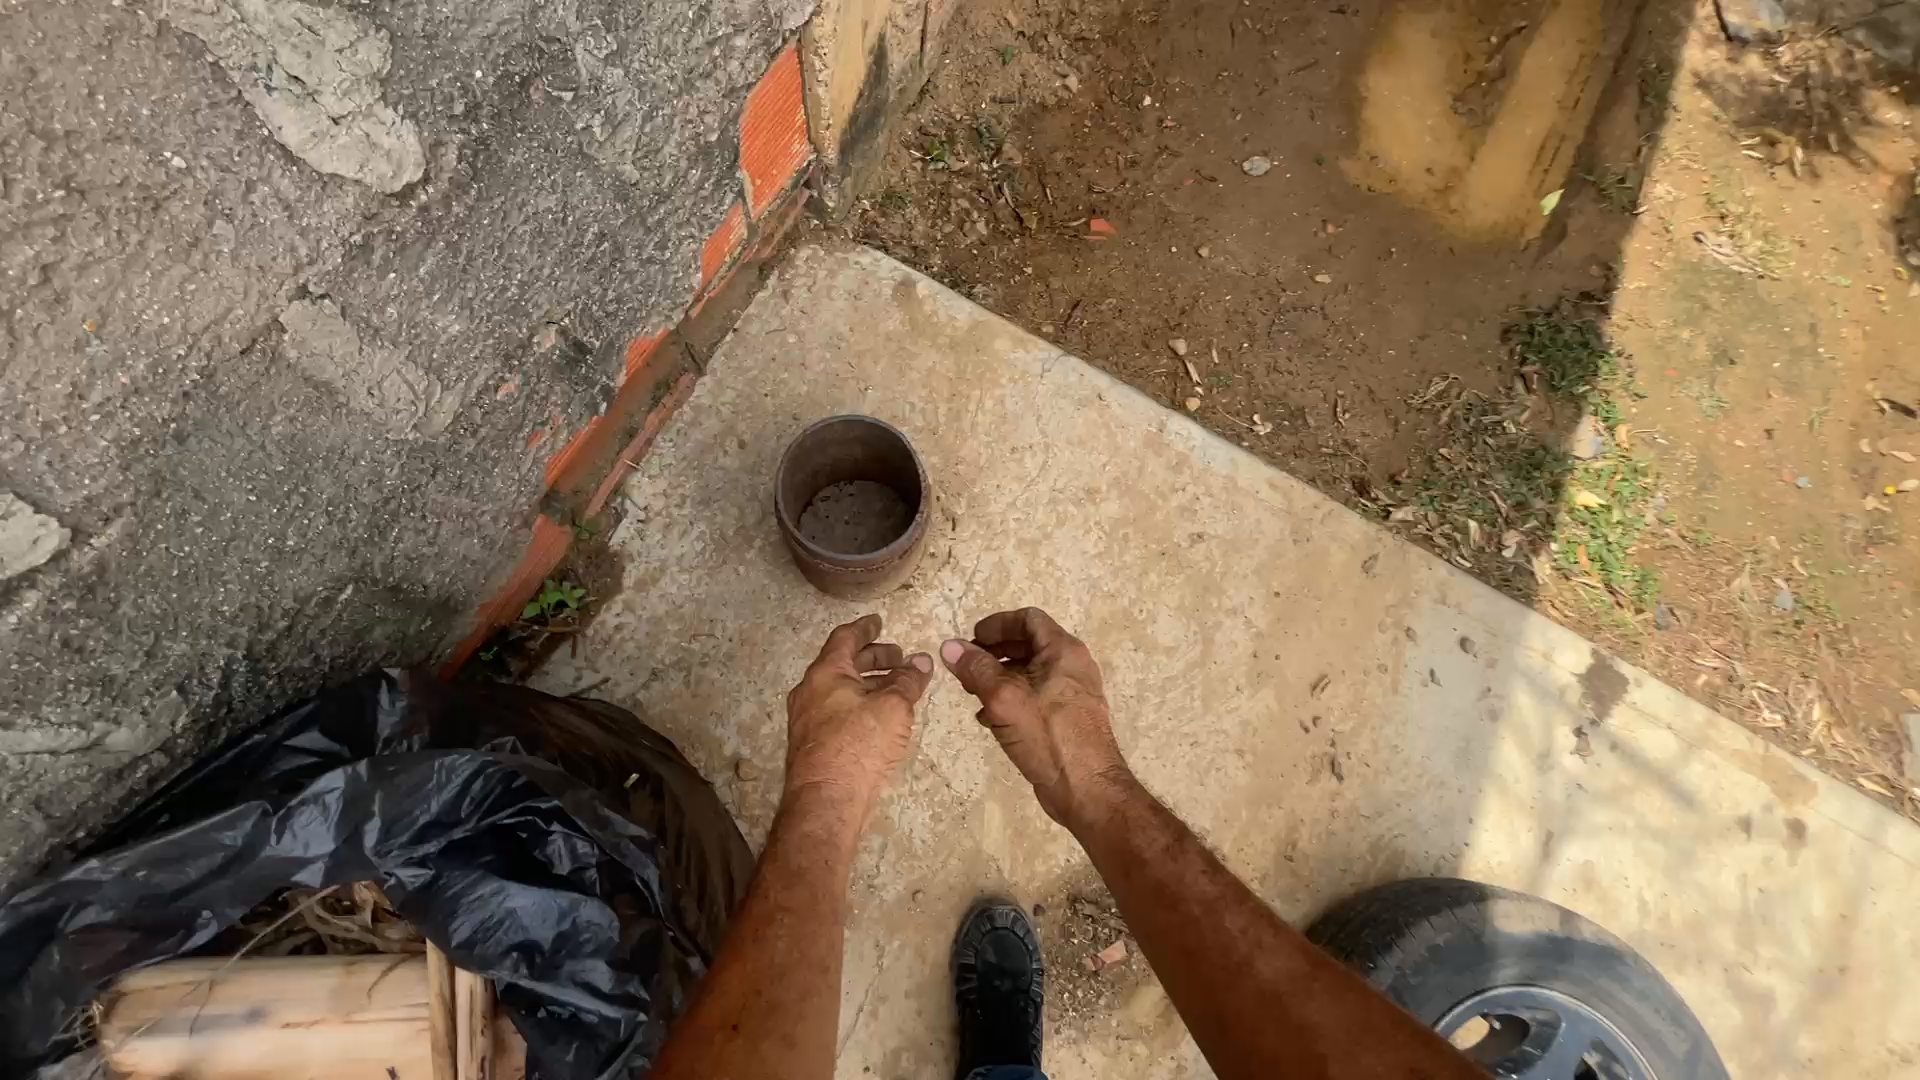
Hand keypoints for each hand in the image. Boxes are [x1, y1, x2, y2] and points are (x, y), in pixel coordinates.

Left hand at [783, 614, 932, 821]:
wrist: (826, 801)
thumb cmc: (858, 745)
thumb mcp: (893, 707)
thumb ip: (908, 681)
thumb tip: (921, 662)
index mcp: (825, 673)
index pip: (845, 638)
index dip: (865, 628)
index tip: (878, 622)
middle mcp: (810, 692)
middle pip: (843, 664)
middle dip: (873, 658)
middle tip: (899, 658)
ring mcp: (807, 719)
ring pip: (841, 690)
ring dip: (870, 684)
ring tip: (898, 689)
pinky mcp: (812, 744)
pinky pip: (838, 711)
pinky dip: (861, 704)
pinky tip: (881, 718)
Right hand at [940, 607, 1134, 829]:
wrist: (1087, 789)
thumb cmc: (1048, 735)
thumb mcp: (1004, 698)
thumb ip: (976, 669)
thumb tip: (950, 646)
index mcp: (1063, 651)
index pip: (1028, 618)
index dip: (996, 624)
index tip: (971, 639)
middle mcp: (1071, 665)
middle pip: (1027, 644)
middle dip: (993, 653)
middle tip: (966, 667)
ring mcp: (1071, 692)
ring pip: (1029, 672)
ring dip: (998, 678)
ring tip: (973, 694)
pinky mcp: (1066, 717)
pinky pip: (1034, 696)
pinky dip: (1011, 699)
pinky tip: (989, 719)